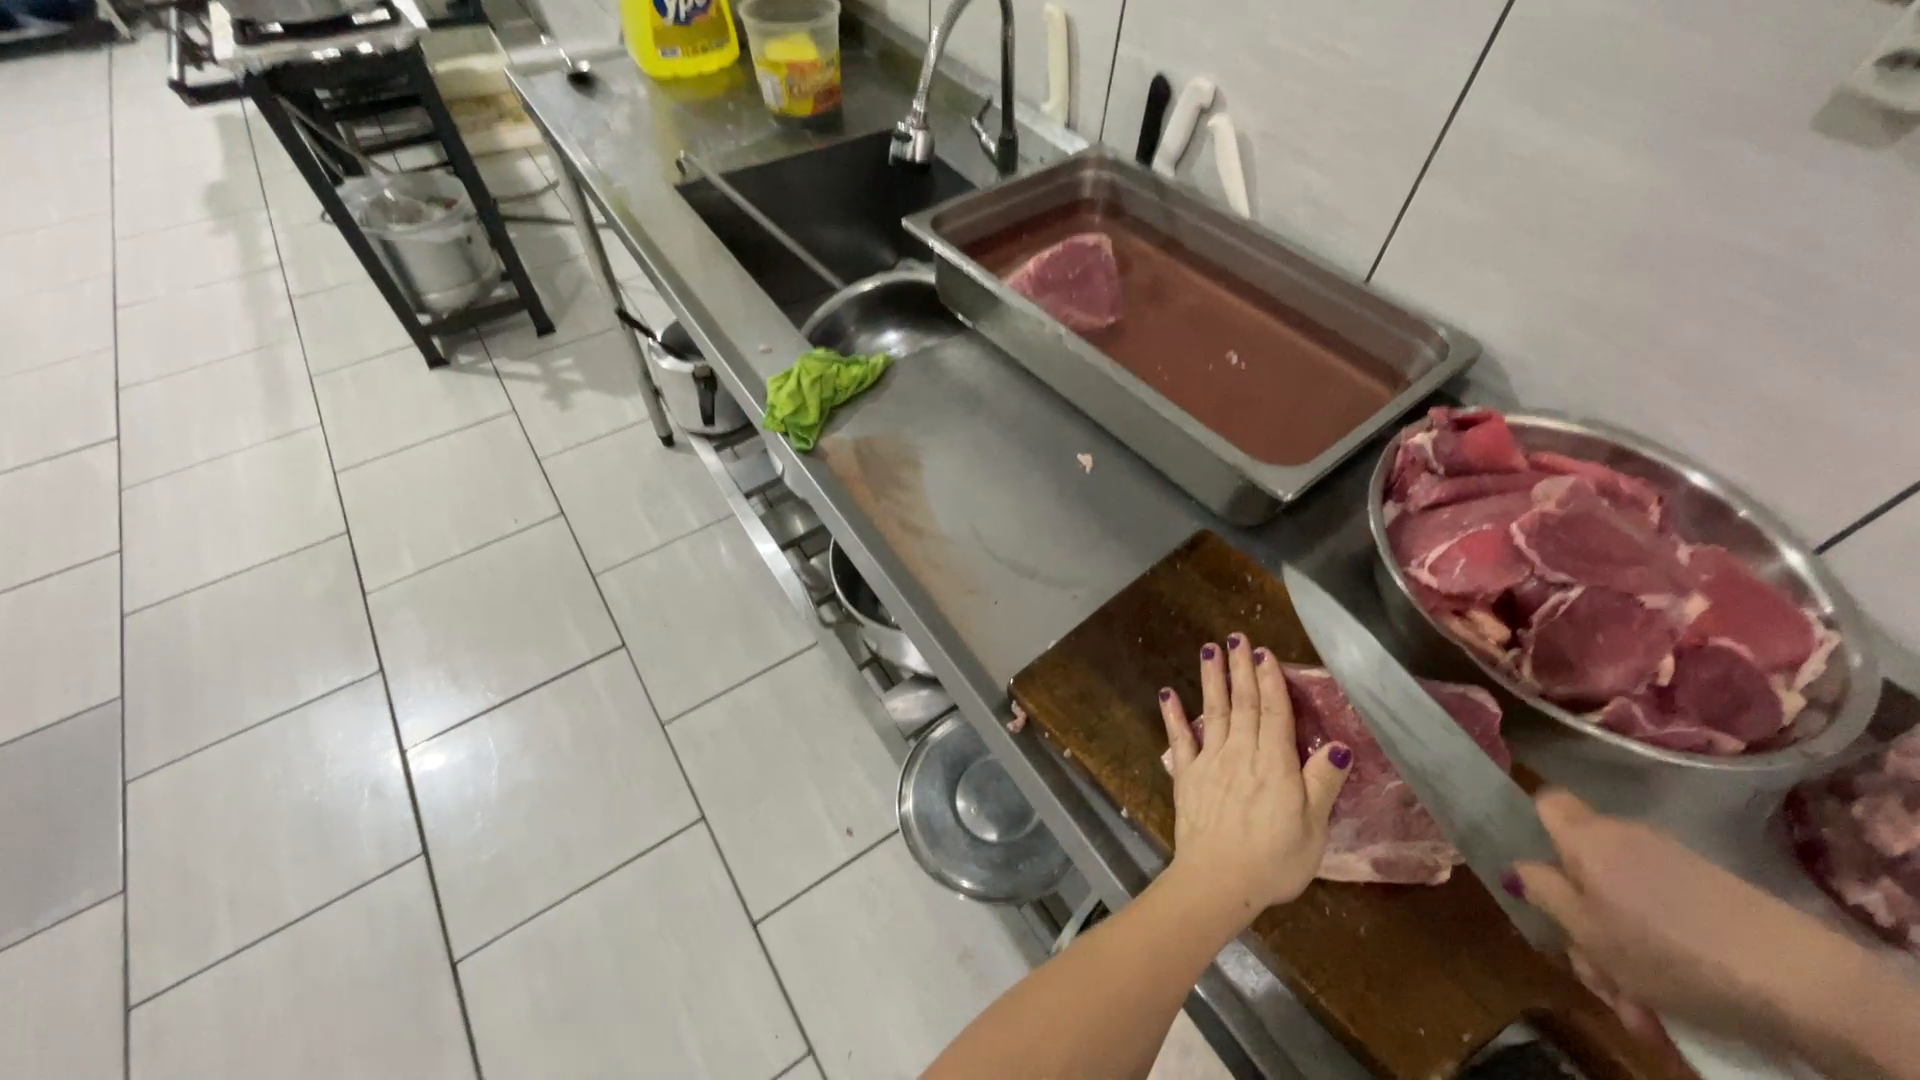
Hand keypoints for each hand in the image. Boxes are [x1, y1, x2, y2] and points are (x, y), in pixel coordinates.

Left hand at [1158, 633, 1351, 926]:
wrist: (1218, 880)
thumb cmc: (1275, 858)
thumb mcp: (1314, 825)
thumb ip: (1323, 781)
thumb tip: (1338, 744)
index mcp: (1275, 762)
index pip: (1274, 711)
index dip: (1269, 680)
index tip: (1262, 652)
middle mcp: (1241, 753)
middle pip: (1242, 703)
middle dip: (1239, 668)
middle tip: (1235, 637)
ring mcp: (1210, 763)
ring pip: (1213, 712)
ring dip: (1211, 679)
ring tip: (1208, 650)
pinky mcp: (1187, 778)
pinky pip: (1180, 740)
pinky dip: (1174, 715)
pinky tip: (1167, 693)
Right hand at [1510, 791, 1879, 1049]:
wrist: (1796, 978)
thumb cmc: (1665, 949)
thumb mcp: (1585, 930)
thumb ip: (1542, 891)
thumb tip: (1520, 866)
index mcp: (1588, 839)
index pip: (1546, 802)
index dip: (1532, 827)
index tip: (1535, 873)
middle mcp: (1628, 838)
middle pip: (1583, 869)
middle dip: (1581, 921)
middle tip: (1592, 970)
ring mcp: (1675, 865)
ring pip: (1623, 905)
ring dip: (1621, 952)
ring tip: (1638, 1005)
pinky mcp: (1713, 894)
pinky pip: (1663, 919)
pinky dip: (1659, 955)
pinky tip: (1670, 1003)